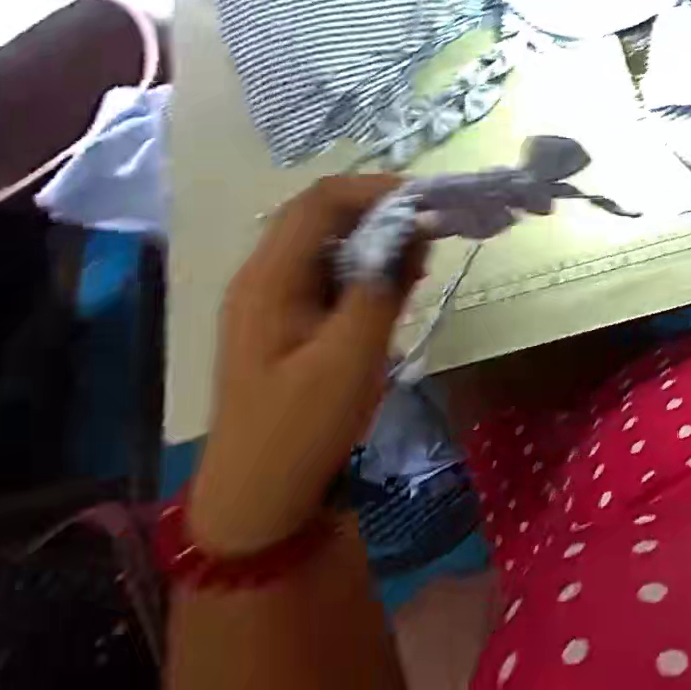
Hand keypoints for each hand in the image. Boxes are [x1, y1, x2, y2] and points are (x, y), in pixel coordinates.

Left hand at [188, 175, 419, 554]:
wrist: (257, 500)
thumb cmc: (302, 428)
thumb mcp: (351, 355)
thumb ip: (383, 285)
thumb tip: (413, 228)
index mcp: (270, 278)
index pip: (321, 201)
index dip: (376, 190)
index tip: (428, 202)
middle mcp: (266, 275)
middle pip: (325, 215)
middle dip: (382, 212)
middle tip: (433, 230)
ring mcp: (275, 298)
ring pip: (332, 243)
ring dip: (378, 240)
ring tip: (421, 260)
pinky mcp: (291, 319)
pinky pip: (333, 273)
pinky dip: (370, 268)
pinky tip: (399, 287)